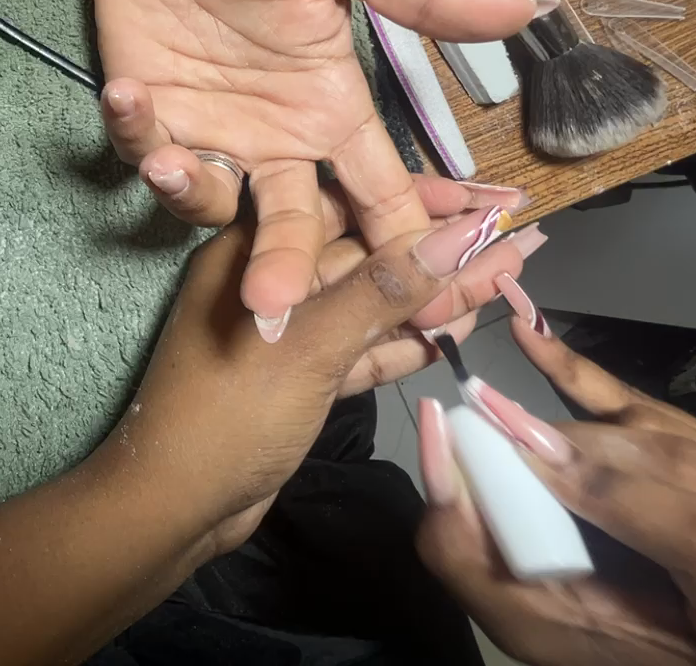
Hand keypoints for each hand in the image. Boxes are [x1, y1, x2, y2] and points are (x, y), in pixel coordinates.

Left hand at [87, 204, 542, 561]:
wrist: (178, 500)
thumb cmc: (231, 408)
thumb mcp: (309, 343)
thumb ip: (383, 290)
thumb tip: (458, 234)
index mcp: (251, 248)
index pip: (345, 207)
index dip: (417, 201)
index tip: (485, 196)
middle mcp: (268, 279)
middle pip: (365, 257)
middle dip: (436, 251)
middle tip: (517, 236)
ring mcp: (284, 330)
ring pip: (369, 306)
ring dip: (430, 299)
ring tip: (507, 277)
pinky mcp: (297, 375)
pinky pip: (358, 349)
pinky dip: (401, 344)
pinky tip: (453, 332)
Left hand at [91, 0, 547, 333]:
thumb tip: (528, 10)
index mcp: (330, 113)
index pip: (378, 195)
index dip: (402, 249)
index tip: (423, 305)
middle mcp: (274, 142)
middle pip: (291, 225)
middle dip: (286, 266)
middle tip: (273, 303)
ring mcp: (211, 138)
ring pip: (210, 204)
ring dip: (191, 193)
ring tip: (170, 163)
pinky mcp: (151, 124)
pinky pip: (142, 148)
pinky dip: (133, 130)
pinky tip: (129, 94)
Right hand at [417, 319, 695, 665]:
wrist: (678, 655)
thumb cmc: (604, 657)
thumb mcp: (525, 624)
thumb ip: (465, 544)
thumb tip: (438, 429)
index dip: (613, 486)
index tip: (520, 455)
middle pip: (692, 470)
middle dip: (581, 443)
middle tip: (497, 427)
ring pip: (674, 433)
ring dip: (582, 422)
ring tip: (514, 423)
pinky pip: (667, 410)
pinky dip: (587, 374)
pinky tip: (533, 336)